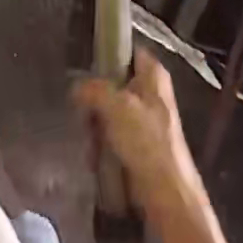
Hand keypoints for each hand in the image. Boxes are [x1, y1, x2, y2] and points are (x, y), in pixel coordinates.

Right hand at [72, 46, 205, 214]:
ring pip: (108, 108)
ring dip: (95, 123)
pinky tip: (96, 153)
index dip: (106, 51)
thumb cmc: (146, 141)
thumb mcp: (115, 105)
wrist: (167, 195)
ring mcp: (144, 118)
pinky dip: (102, 141)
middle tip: (84, 107)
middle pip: (112, 80)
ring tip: (90, 135)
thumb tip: (75, 87)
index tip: (85, 60)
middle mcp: (150, 91)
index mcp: (153, 74)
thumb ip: (92, 89)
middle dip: (95, 96)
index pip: (126, 48)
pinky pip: (111, 132)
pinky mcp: (138, 142)